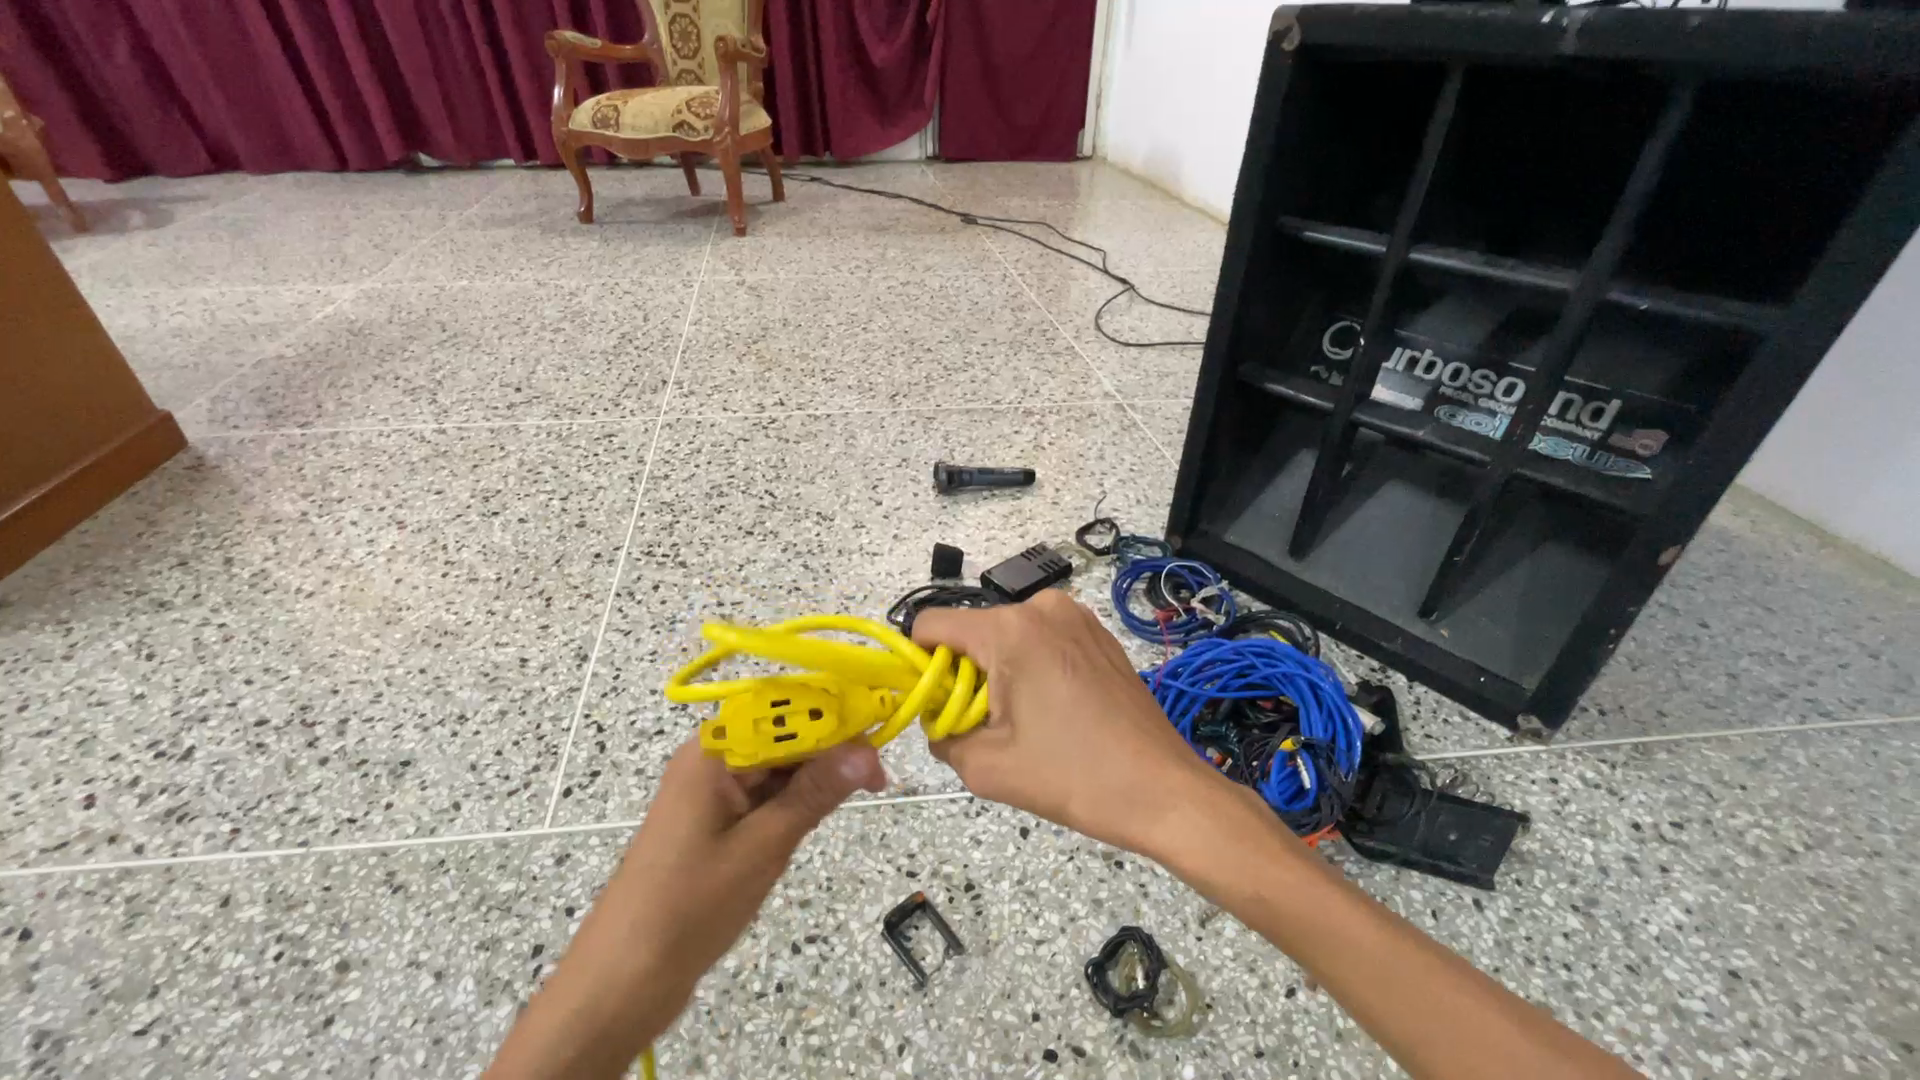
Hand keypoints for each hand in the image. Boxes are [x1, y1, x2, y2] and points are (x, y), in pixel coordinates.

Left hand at [486, 738, 885, 1079]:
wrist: (623, 977)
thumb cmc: (691, 905)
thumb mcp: (763, 846)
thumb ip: (815, 793)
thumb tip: (865, 749)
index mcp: (715, 751)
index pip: (787, 713)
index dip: (838, 721)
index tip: (881, 746)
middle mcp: (712, 758)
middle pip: (783, 734)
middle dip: (832, 749)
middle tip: (878, 782)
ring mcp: (711, 791)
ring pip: (778, 764)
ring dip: (816, 775)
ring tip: (860, 793)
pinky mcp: (713, 821)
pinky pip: (763, 793)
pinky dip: (794, 799)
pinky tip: (818, 812)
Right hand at [911, 590, 1226, 856]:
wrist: (1162, 789)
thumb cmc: (1074, 777)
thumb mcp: (986, 768)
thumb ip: (941, 736)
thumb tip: (938, 721)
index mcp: (1009, 630)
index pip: (931, 625)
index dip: (917, 663)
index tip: (930, 705)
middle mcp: (1041, 608)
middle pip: (971, 633)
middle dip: (963, 676)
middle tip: (984, 727)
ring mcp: (1076, 617)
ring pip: (1007, 638)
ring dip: (999, 675)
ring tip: (1025, 724)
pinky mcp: (1098, 634)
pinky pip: (1041, 642)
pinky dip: (1031, 670)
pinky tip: (1053, 712)